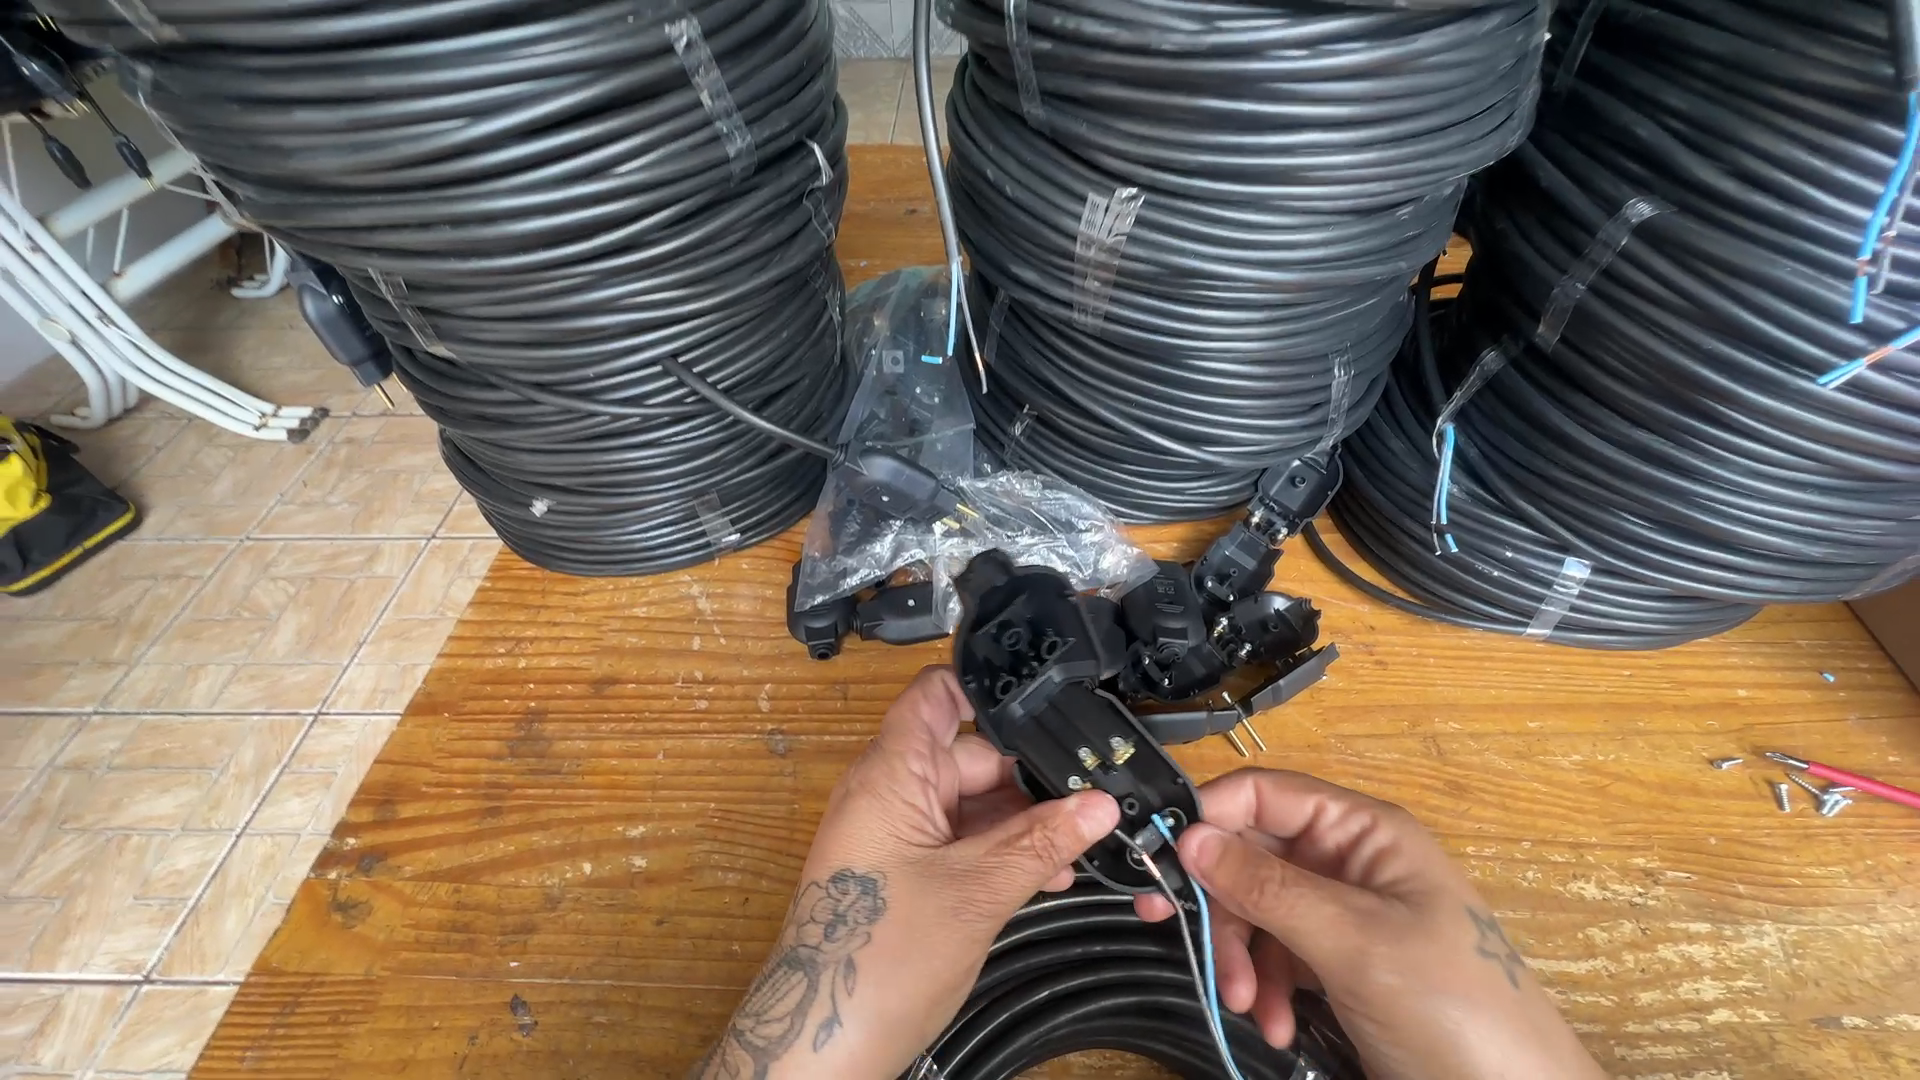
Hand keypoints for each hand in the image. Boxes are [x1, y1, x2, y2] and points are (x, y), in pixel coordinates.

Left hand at [694, 667, 1119, 1079]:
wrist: (823, 1046)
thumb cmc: (876, 963)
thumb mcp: (976, 894)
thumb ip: (1039, 842)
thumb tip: (1097, 806)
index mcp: (892, 774)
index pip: (936, 695)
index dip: (985, 688)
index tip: (1044, 704)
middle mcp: (892, 791)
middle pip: (971, 754)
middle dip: (1027, 778)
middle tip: (1085, 804)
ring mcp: (899, 829)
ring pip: (973, 801)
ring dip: (1022, 823)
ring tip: (1073, 850)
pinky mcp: (907, 864)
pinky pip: (963, 837)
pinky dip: (1000, 849)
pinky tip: (1046, 874)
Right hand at [1136, 769, 1605, 1079]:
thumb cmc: (1454, 1011)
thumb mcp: (1354, 943)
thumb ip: (1266, 886)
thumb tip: (1189, 836)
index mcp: (1361, 831)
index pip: (1265, 794)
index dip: (1212, 816)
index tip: (1166, 855)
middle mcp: (1346, 861)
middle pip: (1251, 854)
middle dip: (1221, 902)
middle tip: (1176, 929)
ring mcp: (1342, 914)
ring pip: (1256, 907)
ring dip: (1240, 954)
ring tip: (1244, 1003)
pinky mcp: (1337, 962)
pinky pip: (1276, 953)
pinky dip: (1265, 986)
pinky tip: (1275, 1025)